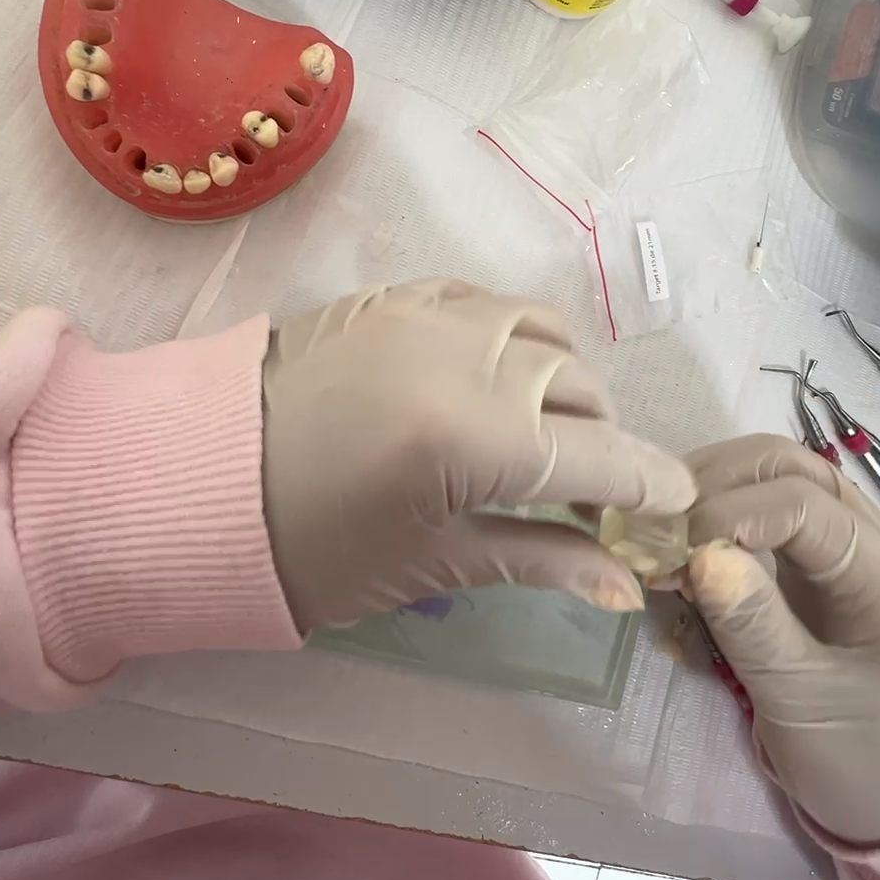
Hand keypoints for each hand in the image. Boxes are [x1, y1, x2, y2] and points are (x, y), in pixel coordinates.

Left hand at [261, 279, 695, 632]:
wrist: (202, 483)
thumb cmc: (313, 548)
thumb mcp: (434, 564)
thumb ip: (542, 561)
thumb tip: (629, 585)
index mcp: (470, 437)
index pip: (597, 457)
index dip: (648, 482)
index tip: (676, 500)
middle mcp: (463, 355)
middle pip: (579, 387)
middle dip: (599, 441)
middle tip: (583, 487)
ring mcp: (426, 311)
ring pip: (544, 329)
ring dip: (563, 379)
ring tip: (541, 425)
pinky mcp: (396, 294)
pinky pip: (486, 300)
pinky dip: (513, 337)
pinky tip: (496, 373)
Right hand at [684, 434, 879, 846]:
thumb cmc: (861, 759)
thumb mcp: (801, 703)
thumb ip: (753, 624)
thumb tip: (697, 551)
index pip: (806, 503)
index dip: (730, 513)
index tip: (671, 551)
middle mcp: (879, 540)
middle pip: (792, 466)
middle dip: (717, 481)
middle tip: (658, 525)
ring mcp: (850, 540)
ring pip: (777, 472)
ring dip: (714, 487)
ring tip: (664, 530)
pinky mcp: (821, 553)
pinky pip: (769, 503)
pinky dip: (720, 507)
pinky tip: (685, 540)